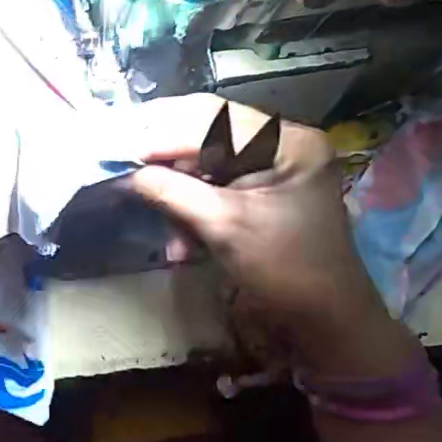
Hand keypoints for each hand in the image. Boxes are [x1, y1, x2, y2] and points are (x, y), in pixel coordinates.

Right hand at [120, 96, 421, 378]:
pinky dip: (188, 207)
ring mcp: (269, 164)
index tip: (117, 151)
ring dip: (174, 189)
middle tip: (118, 161)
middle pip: (205, 131)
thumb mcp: (223, 227)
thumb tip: (121, 173)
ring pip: (202, 159)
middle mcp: (280, 141)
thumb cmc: (285, 271)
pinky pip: (209, 182)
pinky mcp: (256, 188)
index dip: (160, 135)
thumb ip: (171, 192)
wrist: (324, 320)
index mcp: (288, 142)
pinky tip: (181, 244)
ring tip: (162, 225)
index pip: (212, 121)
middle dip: (161, 154)